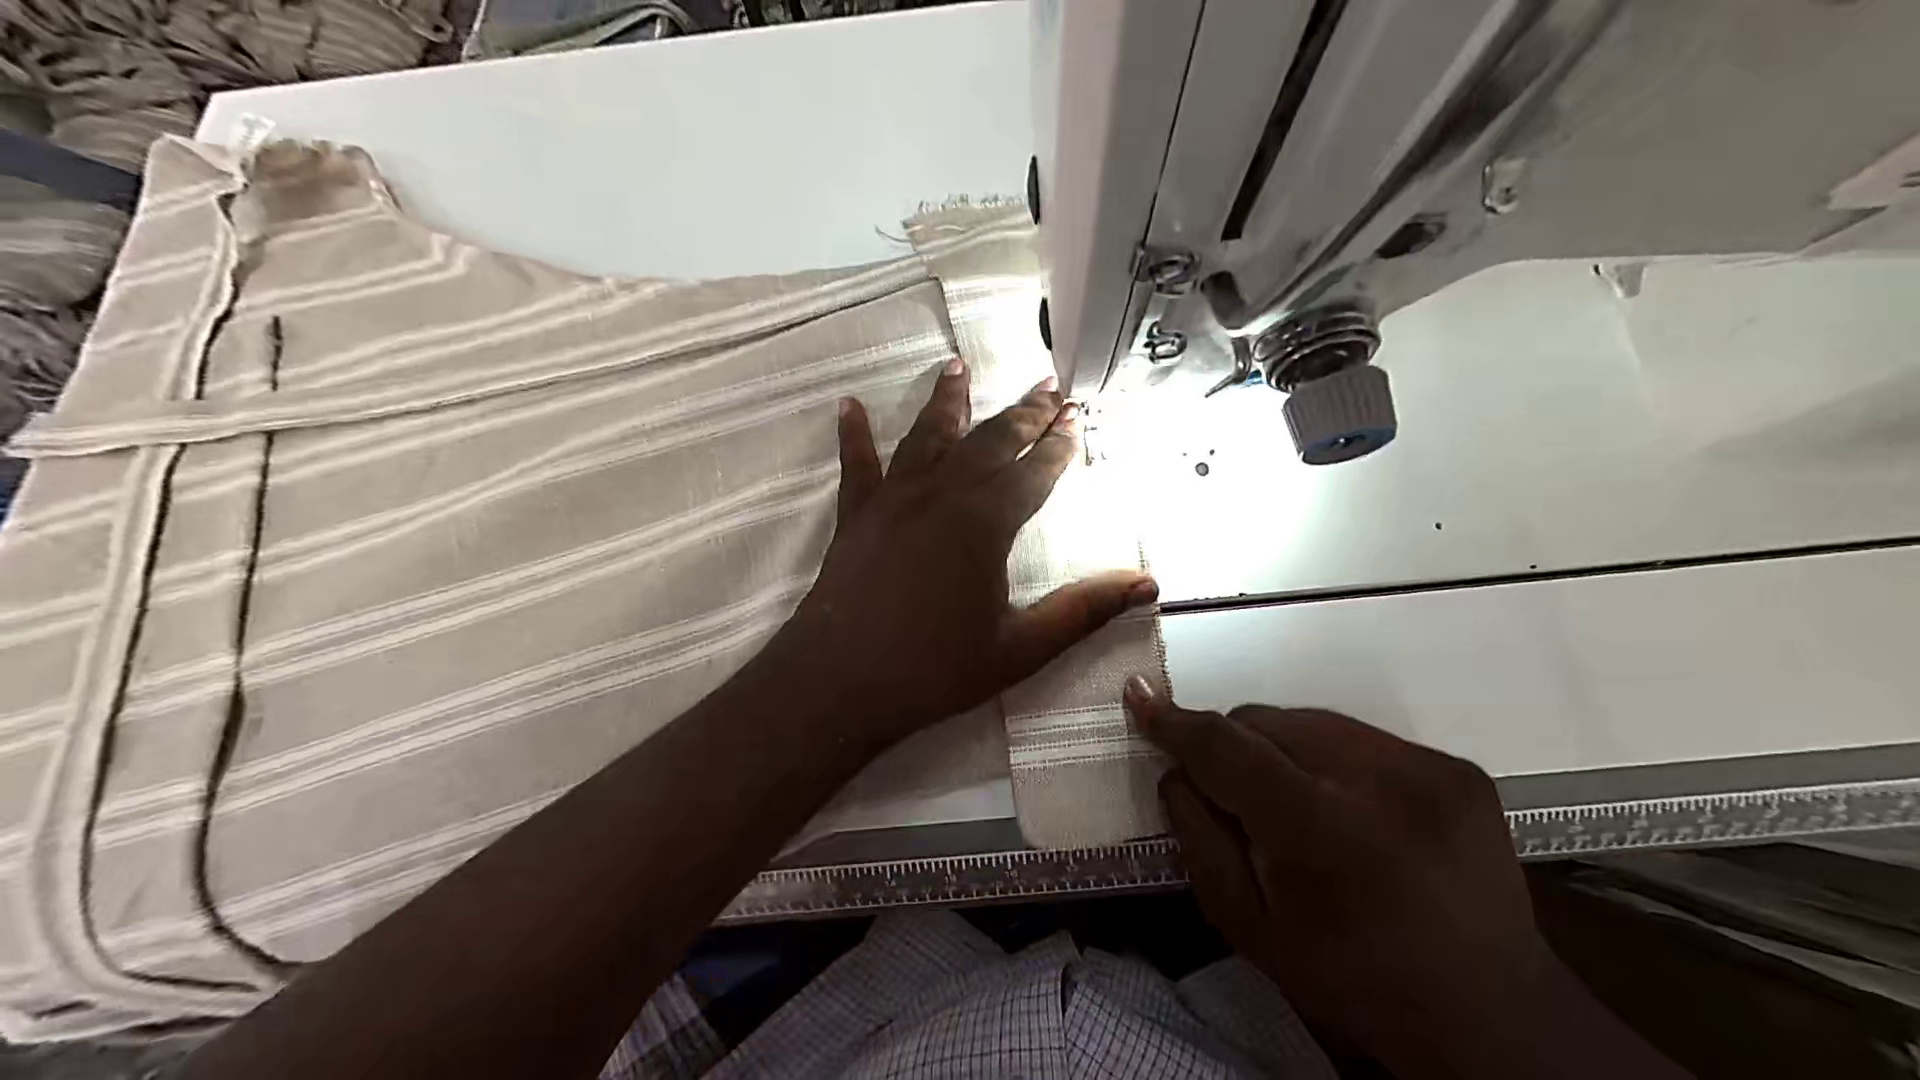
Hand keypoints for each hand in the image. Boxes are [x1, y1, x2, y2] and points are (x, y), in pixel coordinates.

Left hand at [766, 357, 1156, 748]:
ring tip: (957, 366)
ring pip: (926, 436)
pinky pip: (857, 464)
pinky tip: (850, 406)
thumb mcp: (1020, 647)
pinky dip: (854, 434)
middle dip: (1022, 413)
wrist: (841, 682)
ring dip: (948, 401)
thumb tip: (1146, 585)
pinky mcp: (857, 514)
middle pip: (990, 441)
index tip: (1076, 417)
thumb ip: (1083, 611)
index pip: (1034, 471)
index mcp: (986, 522)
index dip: (1059, 444)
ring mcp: (894, 499)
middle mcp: (942, 495)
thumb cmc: (933, 669)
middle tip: (1045, 386)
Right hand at [1124, 682, 1680, 1076]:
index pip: (1229, 748)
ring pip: (1308, 717)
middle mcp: (1383, 782)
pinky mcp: (1455, 765)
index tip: (1139, 697)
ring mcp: (1429, 767)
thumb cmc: (1353, 981)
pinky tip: (1339, 801)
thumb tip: (1175, 770)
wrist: (1493, 1016)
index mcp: (1325, 832)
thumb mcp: (1248, 926)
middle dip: (1233, 745)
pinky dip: (1327, 755)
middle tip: (1229, 790)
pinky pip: (1356, 733)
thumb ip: (1198, 837)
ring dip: (1280, 747)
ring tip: (1288, 798)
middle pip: (1267, 720)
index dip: (1177, 722)